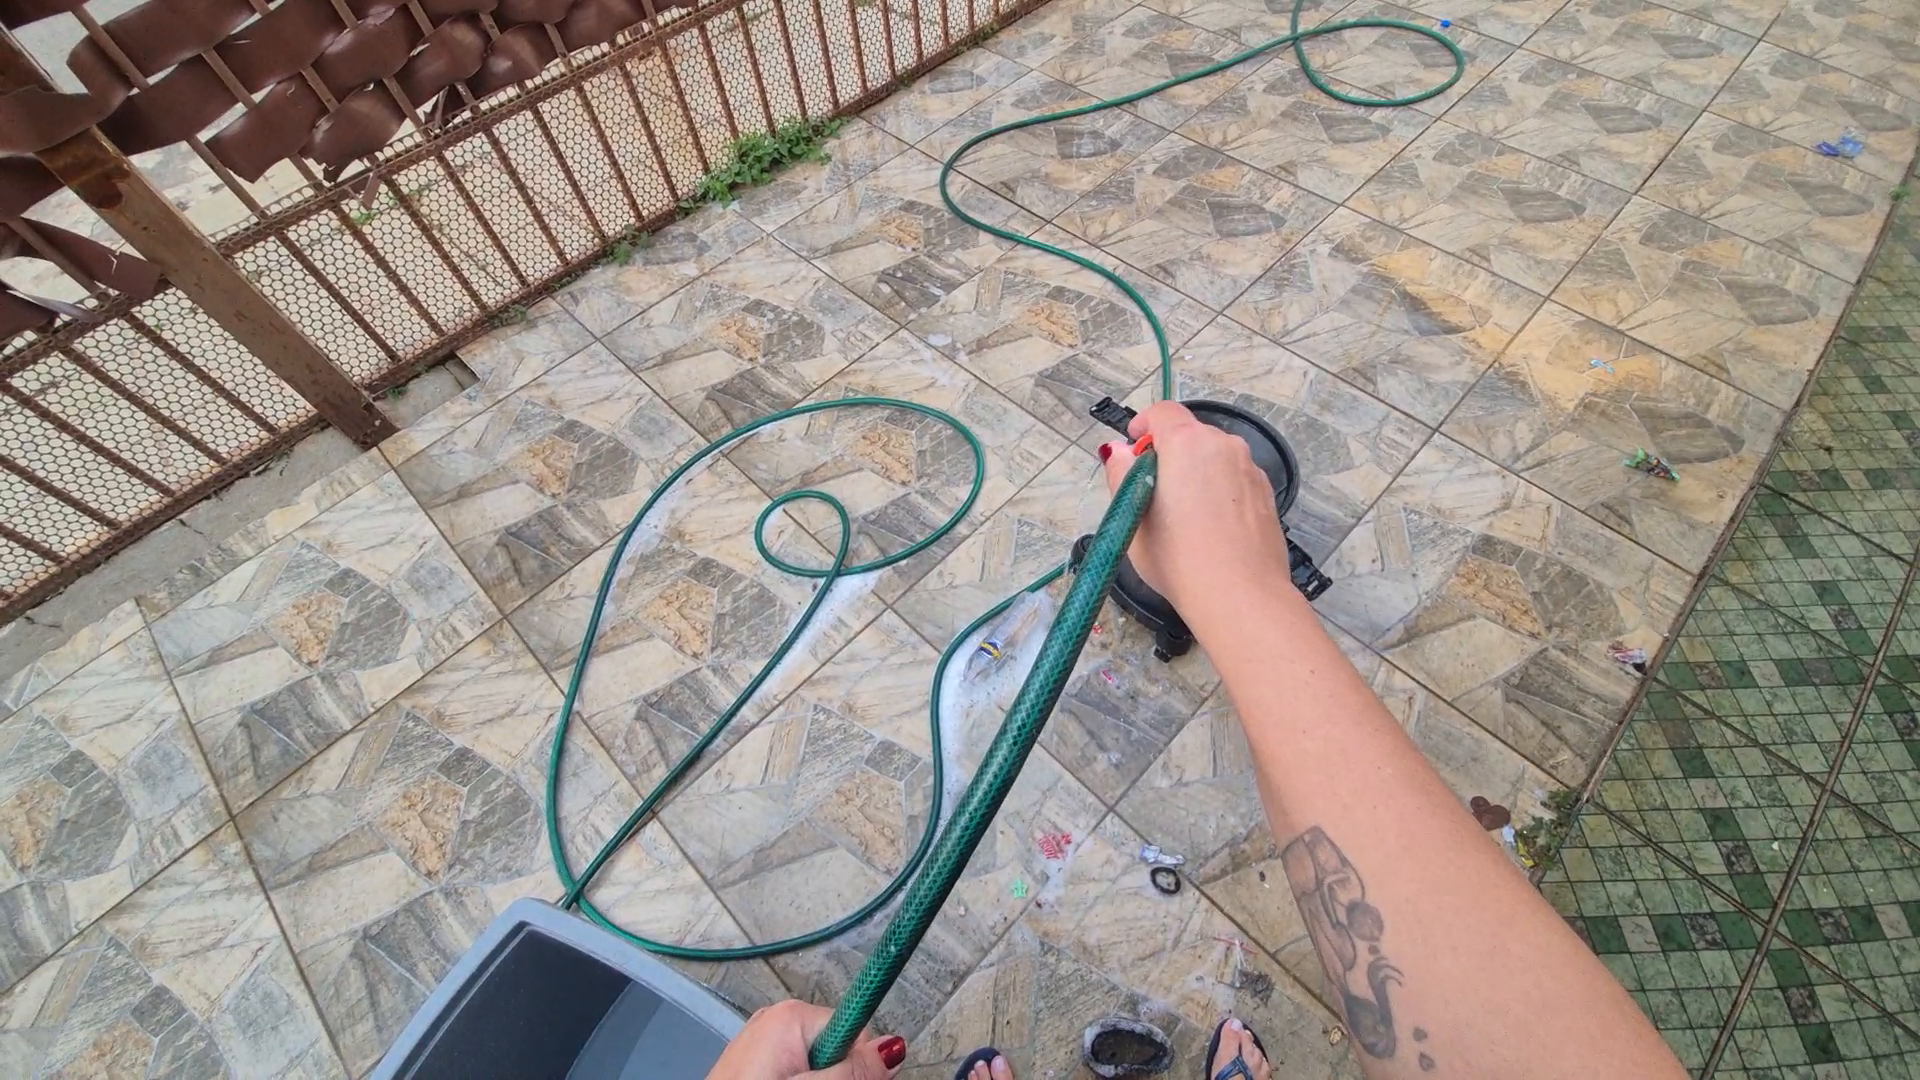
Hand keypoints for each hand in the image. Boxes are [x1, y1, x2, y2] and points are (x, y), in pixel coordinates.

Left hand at [706, 1000, 906, 1079]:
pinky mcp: (750, 1070)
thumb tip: (894, 1047)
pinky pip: (791, 1073)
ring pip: (815, 1068)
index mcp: (792, 1016)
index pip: (853, 1031)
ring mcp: (761, 1046)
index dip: (858, 1066)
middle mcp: (777, 1021)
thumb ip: (851, 1072)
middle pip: (835, 1051)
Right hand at [1100, 401, 1292, 634]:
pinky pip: (1233, 479)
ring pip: (1214, 457)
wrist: (1239, 594)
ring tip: (1181, 515)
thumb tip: (1119, 451)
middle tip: (1150, 491)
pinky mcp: (1266, 493)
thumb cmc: (1177, 557)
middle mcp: (1223, 446)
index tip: (1132, 450)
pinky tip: (1209, 527)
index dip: (1143, 426)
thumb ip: (1121, 475)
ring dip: (1194, 472)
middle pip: (1190, 434)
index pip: (1163, 412)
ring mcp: (1250, 469)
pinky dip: (1217, 490)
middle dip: (1168, 453)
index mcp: (1187, 444)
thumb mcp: (1133, 517)